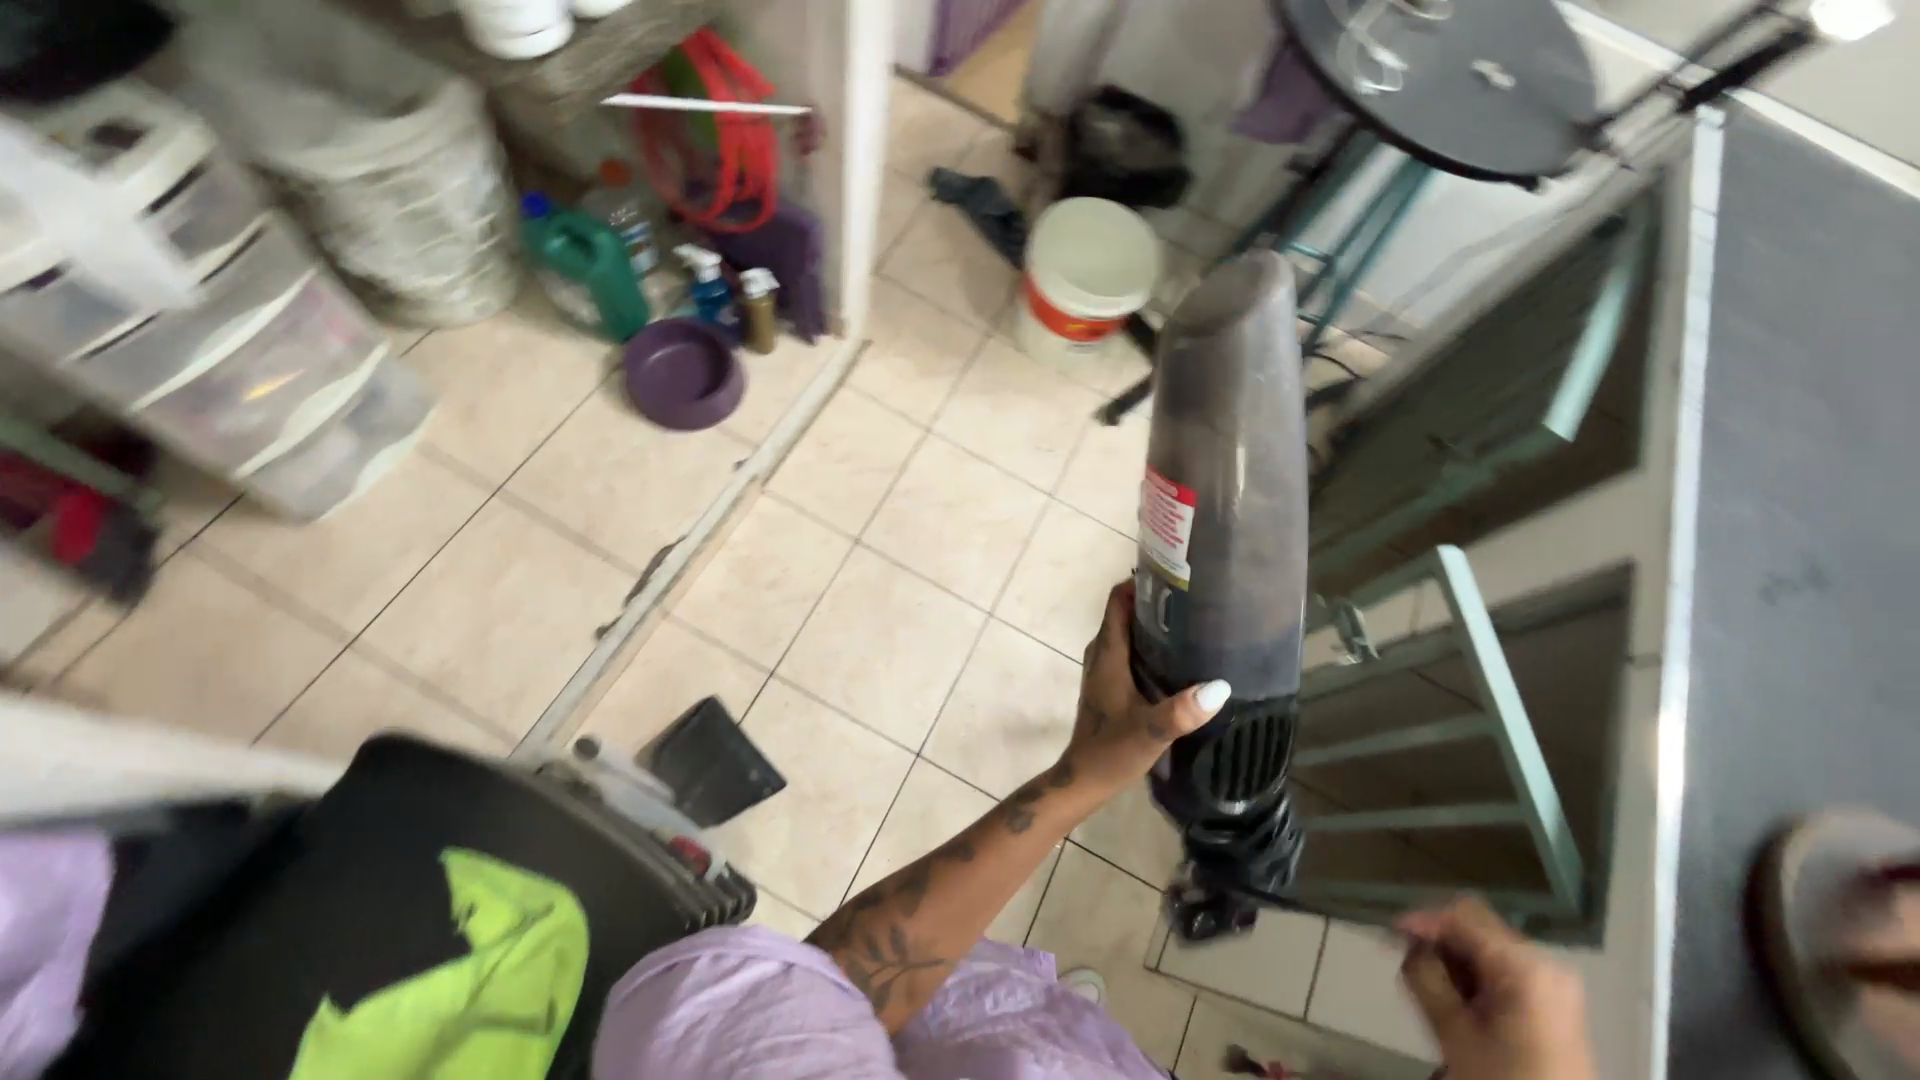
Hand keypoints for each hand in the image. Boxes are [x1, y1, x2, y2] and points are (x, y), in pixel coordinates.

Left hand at [1062, 581, 1230, 794]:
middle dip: (1155, 600)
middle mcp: (1102, 654)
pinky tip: (1179, 656)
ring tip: (1194, 620)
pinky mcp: (1109, 684)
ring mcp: (1103, 669)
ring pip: (1128, 632)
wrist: (1084, 780)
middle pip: (1125, 612)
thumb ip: (1182, 711)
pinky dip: (1150, 644)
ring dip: (1153, 623)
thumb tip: (1220, 687)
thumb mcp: (1151, 731)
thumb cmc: (1111, 751)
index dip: (1140, 582)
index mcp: (1107, 654)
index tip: (1175, 575)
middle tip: (1196, 597)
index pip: (1117, 600)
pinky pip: (1129, 651)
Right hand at [1396, 898, 1597, 1079]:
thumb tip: (1411, 946)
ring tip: (1432, 986)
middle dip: (1439, 940)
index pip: (1462, 916)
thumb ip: (1425, 977)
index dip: (1422, 920)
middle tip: (1408, 961)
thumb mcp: (1454, 1031)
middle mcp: (1545, 962)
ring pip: (1488, 947)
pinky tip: (1459, 999)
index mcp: (1524, 965)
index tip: (1390, 933)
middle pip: (1477, 927)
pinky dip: (1476, 975)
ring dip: (1455, 959)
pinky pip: (1504, 968)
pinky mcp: (1554, 1001)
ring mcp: (1554, 982)